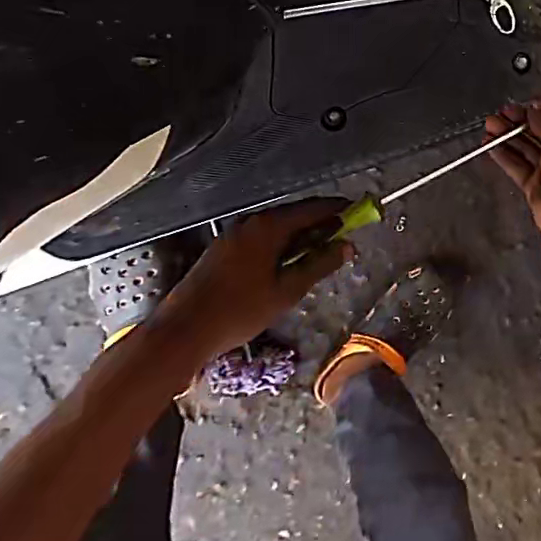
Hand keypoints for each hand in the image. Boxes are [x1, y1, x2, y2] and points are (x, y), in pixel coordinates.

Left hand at [152, 198, 353, 353]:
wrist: (182, 331)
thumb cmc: (239, 311)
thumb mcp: (287, 291)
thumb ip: (319, 264)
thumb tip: (347, 246)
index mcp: (269, 226)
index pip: (313, 208)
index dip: (338, 210)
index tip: (358, 213)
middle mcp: (251, 222)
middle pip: (295, 215)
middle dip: (321, 224)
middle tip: (343, 237)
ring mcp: (234, 234)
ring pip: (277, 227)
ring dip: (301, 236)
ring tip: (320, 253)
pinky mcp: (224, 249)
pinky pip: (262, 238)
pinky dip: (281, 244)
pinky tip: (288, 263)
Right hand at [484, 97, 540, 233]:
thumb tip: (535, 109)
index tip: (529, 101)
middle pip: (539, 130)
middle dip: (520, 119)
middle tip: (503, 112)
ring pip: (525, 146)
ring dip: (507, 134)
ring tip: (490, 125)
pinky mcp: (534, 184)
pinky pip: (516, 165)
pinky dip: (503, 154)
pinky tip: (491, 144)